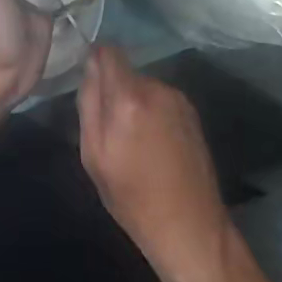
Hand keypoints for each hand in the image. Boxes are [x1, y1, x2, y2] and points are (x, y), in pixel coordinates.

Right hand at [77, 46, 229, 258]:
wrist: (192, 229)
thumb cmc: (133, 196)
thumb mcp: (93, 154)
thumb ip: (88, 103)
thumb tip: (89, 68)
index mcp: (129, 98)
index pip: (108, 52)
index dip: (94, 62)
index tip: (89, 85)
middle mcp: (157, 89)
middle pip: (125, 71)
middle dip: (114, 90)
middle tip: (110, 128)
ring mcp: (179, 101)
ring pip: (143, 86)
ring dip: (134, 102)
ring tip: (135, 141)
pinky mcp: (193, 114)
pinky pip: (160, 99)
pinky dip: (152, 112)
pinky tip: (155, 145)